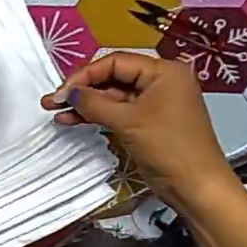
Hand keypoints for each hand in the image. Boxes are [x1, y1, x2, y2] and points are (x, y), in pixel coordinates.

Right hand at [42, 52, 236, 209]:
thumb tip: (68, 93)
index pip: (116, 62)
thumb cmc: (167, 146)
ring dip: (85, 104)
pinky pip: (117, 113)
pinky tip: (73, 120)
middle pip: (113, 77)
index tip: (60, 92)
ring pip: (112, 97)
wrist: (194, 184)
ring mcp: (153, 103)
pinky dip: (96, 116)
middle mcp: (159, 81)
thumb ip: (95, 103)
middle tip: (52, 101)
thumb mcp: (128, 121)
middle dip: (82, 89)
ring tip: (56, 112)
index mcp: (163, 71)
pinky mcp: (146, 123)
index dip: (85, 75)